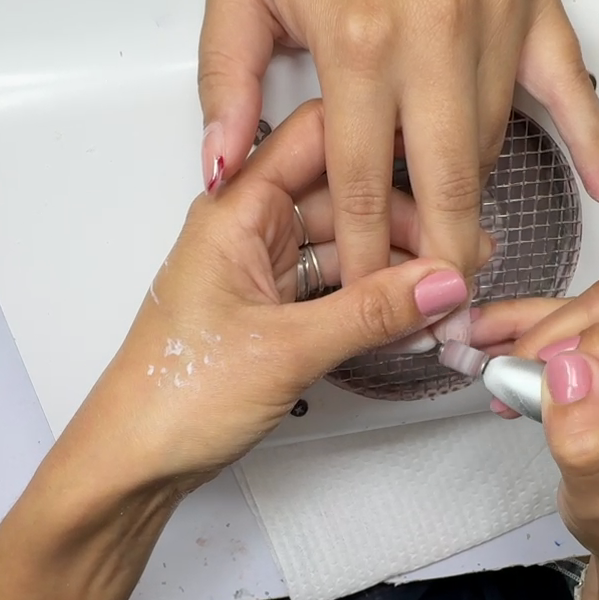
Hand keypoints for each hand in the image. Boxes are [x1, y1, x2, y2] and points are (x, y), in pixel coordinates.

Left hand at [59, 102, 488, 492]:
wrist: (138, 459)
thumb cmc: (173, 396)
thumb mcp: (286, 349)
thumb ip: (371, 313)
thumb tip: (438, 284)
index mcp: (234, 210)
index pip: (318, 140)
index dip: (381, 143)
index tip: (441, 162)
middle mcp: (248, 231)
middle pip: (343, 201)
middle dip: (404, 228)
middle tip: (459, 258)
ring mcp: (261, 274)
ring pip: (344, 252)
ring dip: (393, 274)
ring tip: (444, 295)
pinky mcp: (271, 314)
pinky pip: (332, 293)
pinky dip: (370, 306)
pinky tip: (407, 319)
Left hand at [198, 0, 598, 341]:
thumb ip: (225, 84)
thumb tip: (223, 168)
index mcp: (359, 38)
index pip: (361, 185)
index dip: (367, 255)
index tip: (371, 298)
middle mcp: (435, 30)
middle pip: (444, 186)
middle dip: (439, 258)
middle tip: (436, 306)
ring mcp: (494, 15)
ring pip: (491, 148)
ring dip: (470, 201)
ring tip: (456, 248)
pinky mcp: (534, 1)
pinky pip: (574, 87)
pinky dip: (594, 143)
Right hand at [471, 265, 598, 569]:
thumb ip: (590, 444)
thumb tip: (566, 372)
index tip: (565, 378)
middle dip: (561, 336)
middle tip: (517, 382)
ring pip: (598, 305)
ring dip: (536, 334)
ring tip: (494, 368)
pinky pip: (583, 318)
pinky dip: (533, 332)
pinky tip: (495, 348)